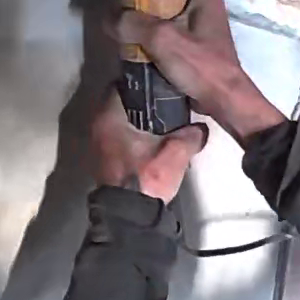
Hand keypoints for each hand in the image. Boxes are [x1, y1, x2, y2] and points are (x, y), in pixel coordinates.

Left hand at [92, 92, 207, 201]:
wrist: (130, 217)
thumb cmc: (146, 178)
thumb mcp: (176, 153)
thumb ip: (191, 135)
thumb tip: (201, 128)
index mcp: (108, 118)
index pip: (122, 85)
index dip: (142, 82)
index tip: (160, 83)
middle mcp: (98, 127)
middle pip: (121, 104)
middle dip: (143, 102)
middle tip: (167, 101)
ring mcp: (98, 146)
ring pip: (120, 123)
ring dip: (138, 122)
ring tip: (165, 122)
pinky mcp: (105, 161)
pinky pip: (120, 139)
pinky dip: (134, 137)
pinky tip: (155, 142)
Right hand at [113, 0, 286, 140]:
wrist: (224, 101)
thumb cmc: (201, 65)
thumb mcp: (163, 40)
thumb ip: (134, 24)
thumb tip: (108, 18)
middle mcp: (204, 4)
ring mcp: (199, 25)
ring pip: (168, 10)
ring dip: (147, 11)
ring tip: (120, 10)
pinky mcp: (194, 45)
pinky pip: (168, 30)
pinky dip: (152, 31)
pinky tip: (132, 35)